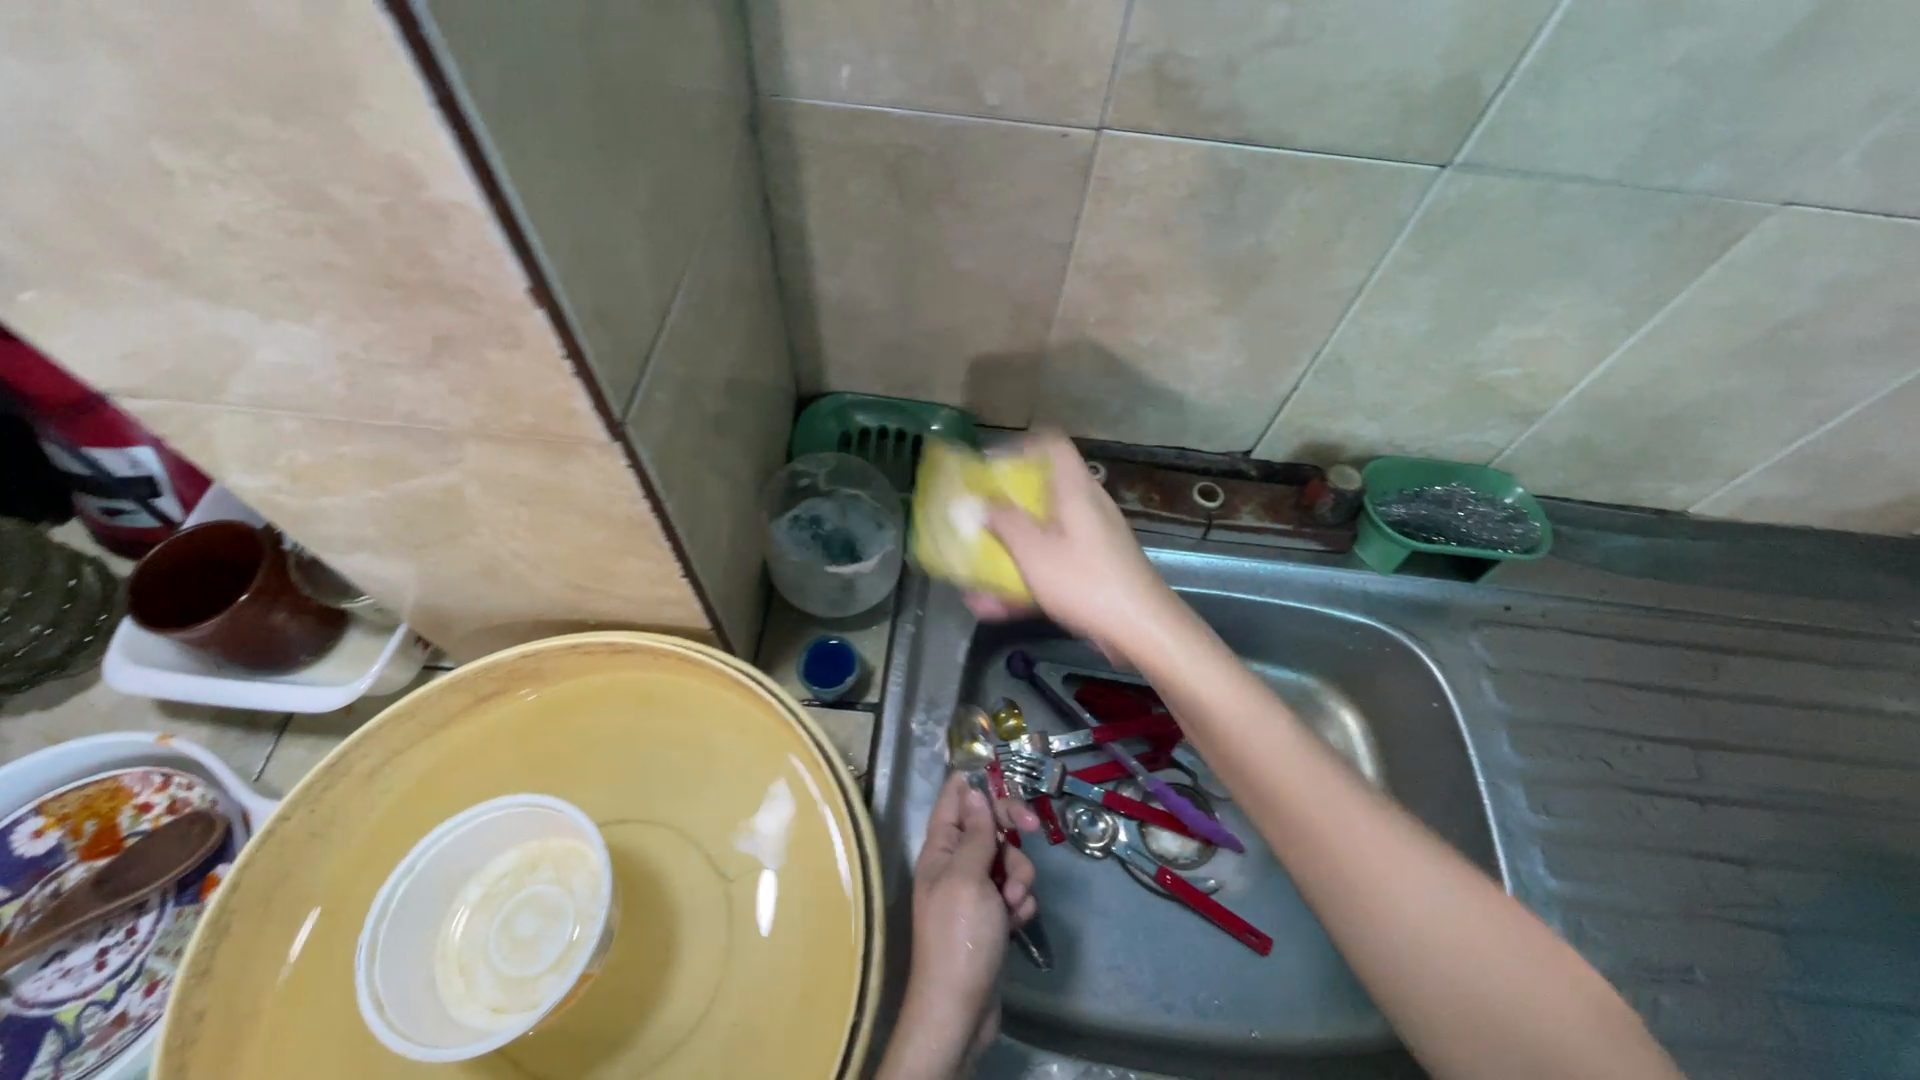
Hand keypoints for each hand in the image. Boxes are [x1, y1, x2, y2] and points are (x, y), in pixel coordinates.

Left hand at [879, 774, 1038, 1079]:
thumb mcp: (968, 878)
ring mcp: (974, 891)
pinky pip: (1013, 892)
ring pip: (1007, 860)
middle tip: (1031, 829)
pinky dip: (1020, 902)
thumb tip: (972, 790)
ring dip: (1018, 875)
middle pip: (988, 826)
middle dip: (1011, 832)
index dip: (978, 784)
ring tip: (1013, 902)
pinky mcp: (991, 915)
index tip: (1007, 780)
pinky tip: (1016, 922)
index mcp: (939, 848)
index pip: (954, 798)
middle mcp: (954, 864)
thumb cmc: (959, 937)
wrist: (960, 1008)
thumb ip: (974, 833)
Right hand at [965, 432, 1177, 665]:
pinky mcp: (1094, 570)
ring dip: (1008, 552)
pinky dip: (1024, 580)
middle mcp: (1086, 508)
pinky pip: (1052, 565)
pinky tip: (991, 608)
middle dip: (1003, 508)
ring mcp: (1092, 541)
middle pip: (1043, 491)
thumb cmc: (1086, 582)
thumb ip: (1004, 523)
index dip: (1019, 448)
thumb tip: (979, 502)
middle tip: (975, 519)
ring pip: (1043, 535)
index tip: (989, 467)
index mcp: (1075, 491)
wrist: (1142, 629)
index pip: (1052, 446)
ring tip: (972, 574)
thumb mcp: (1035, 552)